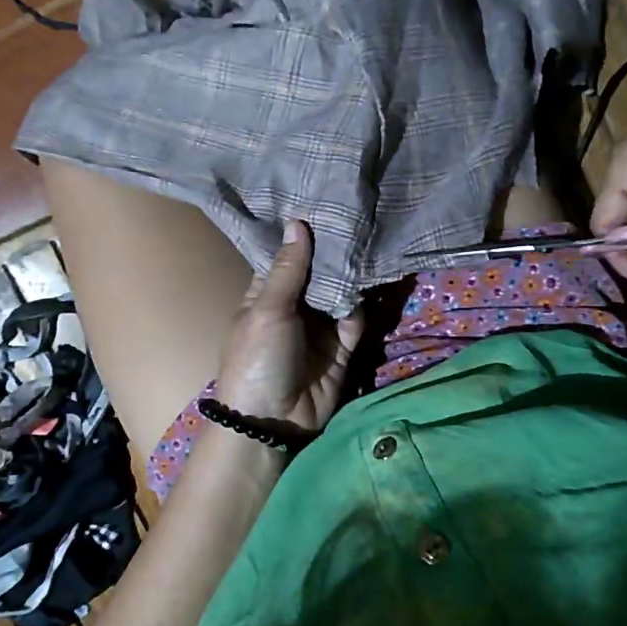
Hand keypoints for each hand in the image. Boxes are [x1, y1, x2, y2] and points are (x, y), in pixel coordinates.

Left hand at [214, 221, 365, 431]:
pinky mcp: (342, 349)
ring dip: (351, 276)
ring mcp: (319, 329)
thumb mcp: (267, 310)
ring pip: (340, 294)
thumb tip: (297, 222)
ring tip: (369, 242)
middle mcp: (294, 309)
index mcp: (265, 296)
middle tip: (357, 218)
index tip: (324, 204)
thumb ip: (288, 269)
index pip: (286, 259)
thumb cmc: (257, 358)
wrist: (273, 420)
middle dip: (334, 253)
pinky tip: (369, 283)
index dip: (302, 237)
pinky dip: (360, 306)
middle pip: (318, 275)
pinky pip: (354, 321)